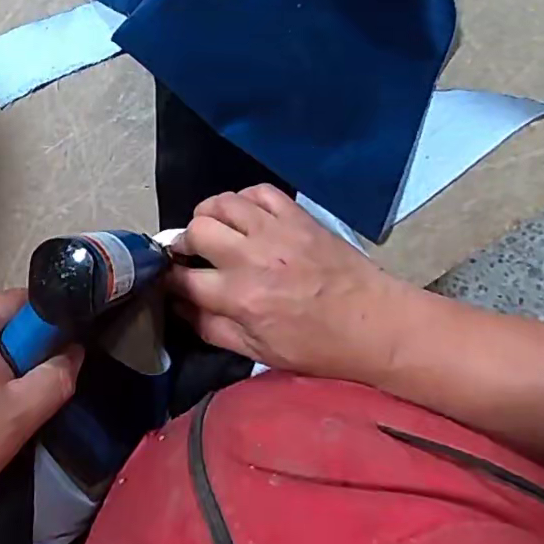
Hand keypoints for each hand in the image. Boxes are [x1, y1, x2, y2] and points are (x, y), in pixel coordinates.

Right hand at [168, 185, 440, 385]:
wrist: (376, 324)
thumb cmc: (317, 346)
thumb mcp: (259, 352)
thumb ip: (211, 329)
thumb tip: (178, 307)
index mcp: (240, 297)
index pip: (183, 280)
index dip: (168, 279)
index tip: (169, 279)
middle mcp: (251, 258)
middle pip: (195, 230)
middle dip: (185, 242)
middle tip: (192, 252)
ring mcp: (275, 230)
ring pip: (221, 203)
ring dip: (209, 215)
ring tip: (214, 228)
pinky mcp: (296, 216)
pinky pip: (257, 191)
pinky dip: (244, 200)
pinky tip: (245, 216)